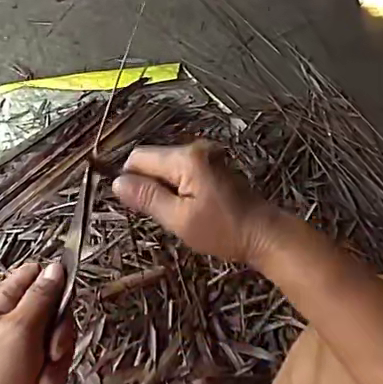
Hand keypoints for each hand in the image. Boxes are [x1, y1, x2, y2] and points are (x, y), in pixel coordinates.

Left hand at [0, 261, 75, 383]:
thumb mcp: (20, 329)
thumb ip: (42, 296)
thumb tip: (55, 267)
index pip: (36, 274)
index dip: (55, 286)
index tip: (62, 305)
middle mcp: (8, 321)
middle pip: (54, 309)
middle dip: (59, 333)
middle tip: (49, 349)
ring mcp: (18, 349)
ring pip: (57, 340)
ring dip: (56, 362)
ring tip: (38, 377)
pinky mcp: (26, 373)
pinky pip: (54, 366)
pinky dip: (51, 379)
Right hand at [111, 141, 281, 263]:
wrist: (265, 235)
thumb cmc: (224, 230)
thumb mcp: (180, 219)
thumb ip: (147, 197)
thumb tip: (116, 183)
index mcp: (186, 158)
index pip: (138, 157)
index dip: (129, 179)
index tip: (135, 206)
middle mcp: (195, 148)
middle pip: (152, 160)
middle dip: (148, 185)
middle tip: (161, 214)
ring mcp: (206, 155)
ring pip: (166, 167)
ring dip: (163, 189)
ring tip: (178, 214)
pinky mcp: (212, 165)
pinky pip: (181, 171)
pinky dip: (177, 188)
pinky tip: (190, 208)